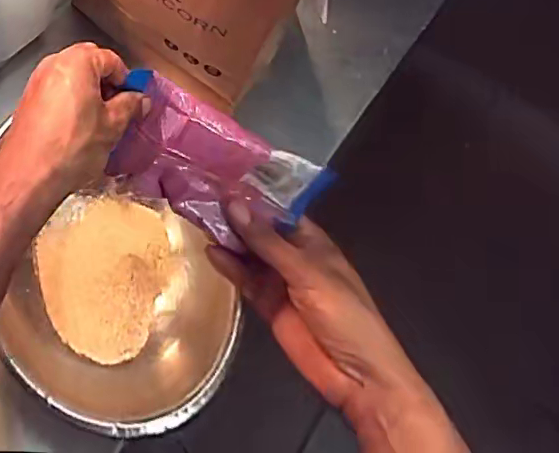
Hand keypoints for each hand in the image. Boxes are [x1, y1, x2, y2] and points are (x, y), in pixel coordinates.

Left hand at [0, 43, 142, 210]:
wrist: (27, 175)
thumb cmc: (68, 148)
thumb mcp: (112, 126)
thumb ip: (130, 106)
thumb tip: (138, 100)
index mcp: (77, 62)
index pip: (111, 59)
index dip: (126, 80)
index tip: (133, 99)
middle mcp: (54, 63)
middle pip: (89, 62)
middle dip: (106, 82)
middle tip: (118, 108)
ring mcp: (38, 79)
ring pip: (72, 76)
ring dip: (88, 91)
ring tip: (99, 120)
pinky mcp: (29, 97)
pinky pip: (57, 89)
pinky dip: (70, 100)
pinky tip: (77, 126)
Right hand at [208, 202, 466, 452]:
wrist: (360, 381)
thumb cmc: (347, 316)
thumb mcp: (307, 272)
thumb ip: (267, 241)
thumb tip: (233, 205)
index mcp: (310, 239)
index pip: (275, 208)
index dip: (251, 195)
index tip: (221, 177)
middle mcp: (291, 254)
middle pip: (257, 229)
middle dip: (233, 214)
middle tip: (201, 194)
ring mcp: (279, 279)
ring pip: (247, 252)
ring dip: (227, 237)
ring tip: (198, 218)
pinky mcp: (267, 303)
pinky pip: (244, 279)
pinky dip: (228, 266)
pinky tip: (210, 252)